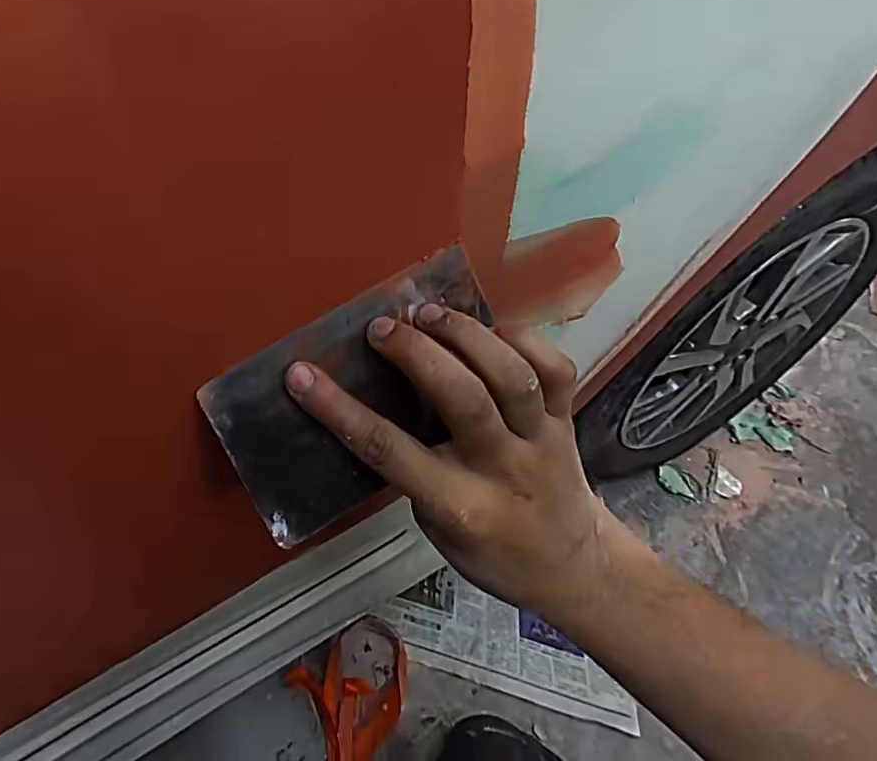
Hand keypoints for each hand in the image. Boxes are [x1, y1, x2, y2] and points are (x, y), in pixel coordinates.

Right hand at [283, 306, 629, 624]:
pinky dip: (521, 338)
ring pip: (511, 376)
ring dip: (467, 336)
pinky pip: (553, 368)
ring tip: (430, 313)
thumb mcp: (437, 527)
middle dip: (416, 354)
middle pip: (461, 399)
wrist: (574, 565)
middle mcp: (502, 467)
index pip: (389, 451)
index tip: (303, 375)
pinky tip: (490, 327)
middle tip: (382, 328)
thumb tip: (381, 398)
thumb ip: (413, 469)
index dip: (339, 410)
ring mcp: (541, 439)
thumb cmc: (491, 550)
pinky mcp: (568, 418)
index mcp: (459, 505)